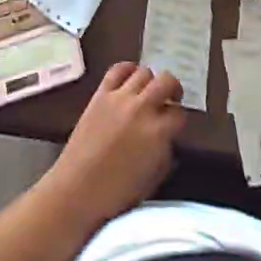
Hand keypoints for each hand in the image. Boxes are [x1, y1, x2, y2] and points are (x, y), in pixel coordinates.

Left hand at [39, 62, 186, 229]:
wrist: (79, 187)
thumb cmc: (119, 192)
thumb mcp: (154, 177)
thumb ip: (165, 151)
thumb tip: (167, 136)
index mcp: (158, 132)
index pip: (180, 113)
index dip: (180, 118)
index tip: (176, 123)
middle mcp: (141, 108)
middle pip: (166, 81)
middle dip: (173, 88)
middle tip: (171, 97)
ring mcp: (119, 97)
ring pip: (144, 72)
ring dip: (151, 80)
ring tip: (149, 90)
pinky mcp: (100, 94)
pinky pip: (117, 70)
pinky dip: (127, 69)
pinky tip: (130, 76)